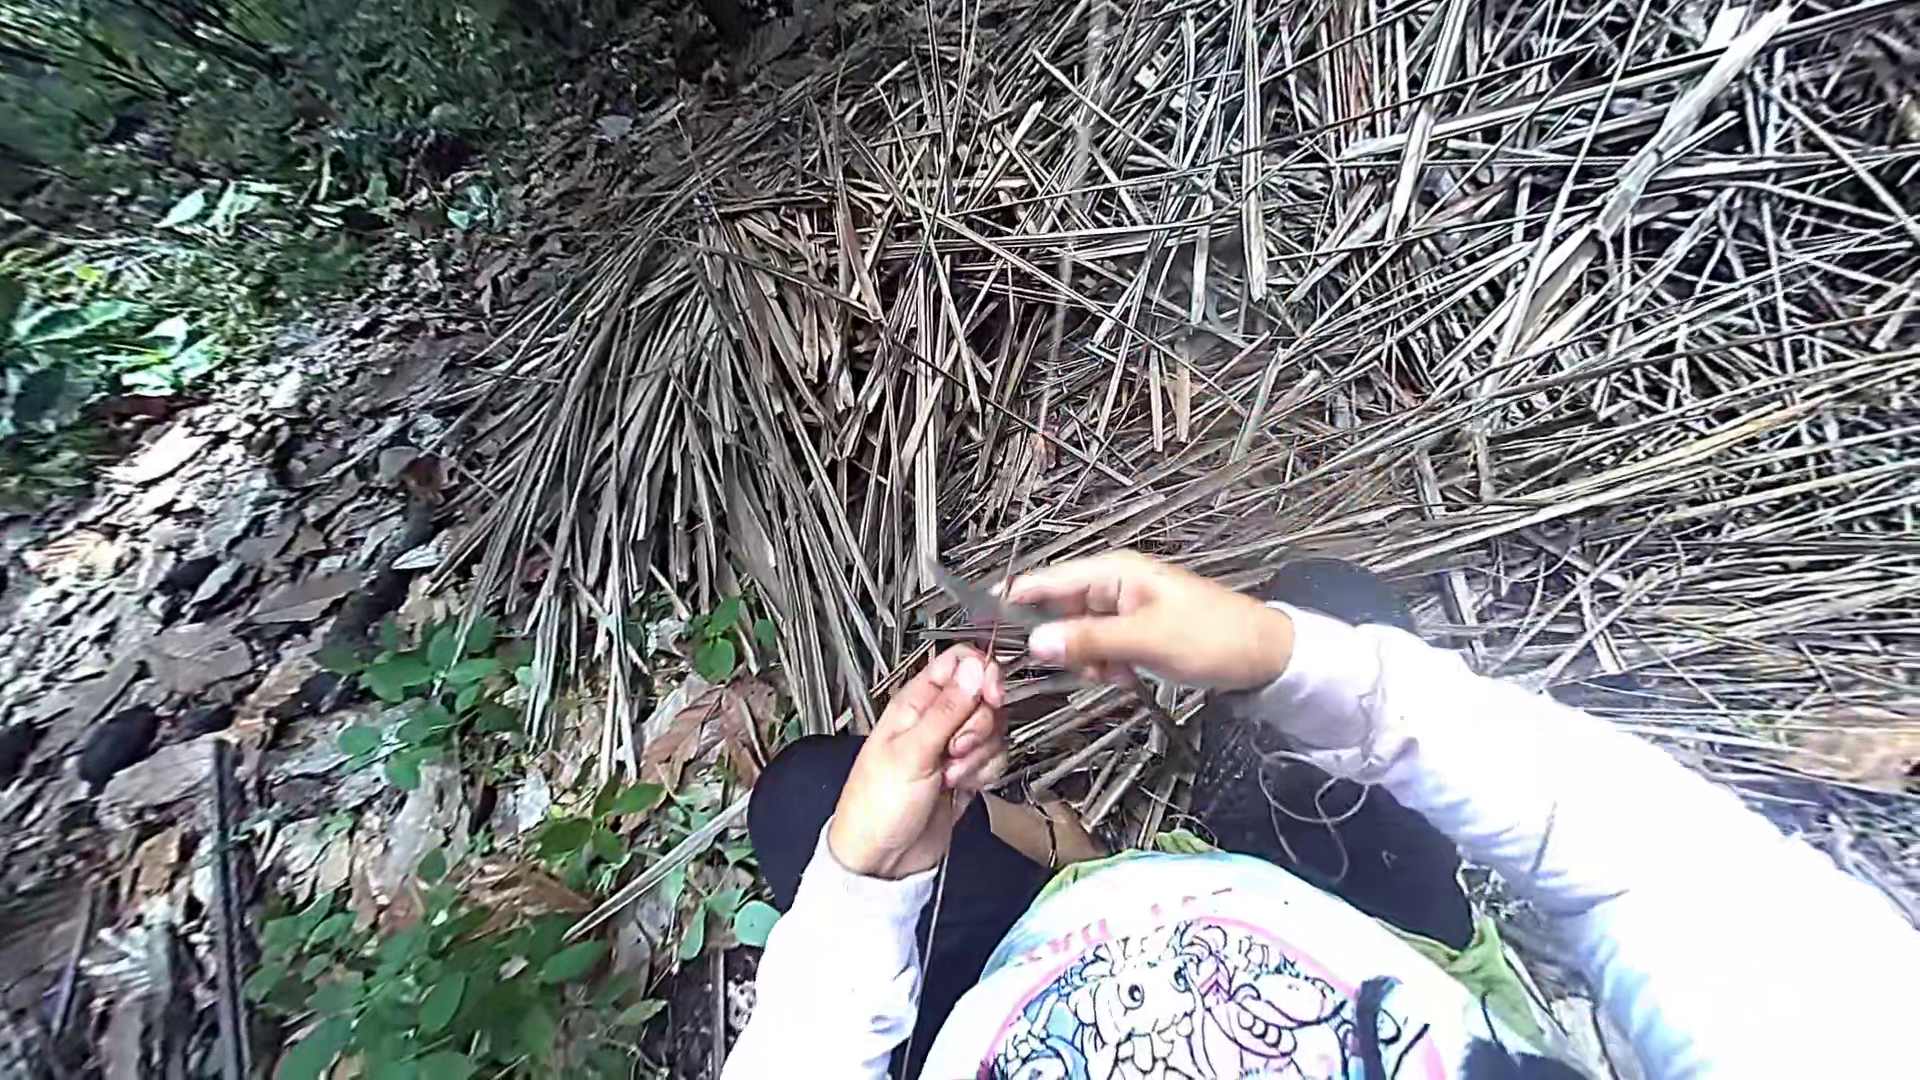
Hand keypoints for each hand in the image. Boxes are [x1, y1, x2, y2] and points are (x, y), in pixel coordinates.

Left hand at [827, 646, 1006, 878]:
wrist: (883, 862)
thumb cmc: (877, 805)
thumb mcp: (912, 752)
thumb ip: (948, 709)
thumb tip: (975, 667)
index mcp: (916, 701)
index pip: (960, 662)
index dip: (982, 673)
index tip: (991, 697)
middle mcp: (937, 717)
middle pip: (983, 694)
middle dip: (980, 724)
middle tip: (957, 747)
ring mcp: (953, 743)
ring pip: (993, 727)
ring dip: (980, 754)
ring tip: (951, 773)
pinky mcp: (966, 769)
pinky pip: (994, 756)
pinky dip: (984, 773)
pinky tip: (961, 786)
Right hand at [1004, 551, 1294, 690]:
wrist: (1266, 657)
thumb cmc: (1213, 636)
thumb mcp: (1147, 639)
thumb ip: (1089, 640)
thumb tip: (1036, 642)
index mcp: (1111, 572)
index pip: (1046, 581)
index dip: (1013, 599)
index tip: (982, 622)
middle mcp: (1110, 585)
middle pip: (1058, 611)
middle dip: (1063, 643)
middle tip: (1084, 667)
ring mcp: (1120, 608)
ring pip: (1076, 634)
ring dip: (1087, 658)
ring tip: (1116, 672)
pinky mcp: (1130, 629)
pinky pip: (1097, 646)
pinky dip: (1104, 664)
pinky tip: (1126, 674)